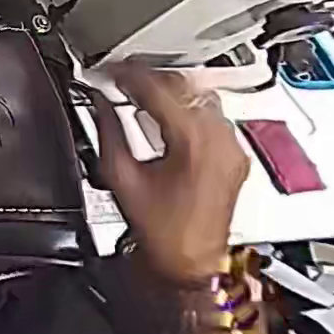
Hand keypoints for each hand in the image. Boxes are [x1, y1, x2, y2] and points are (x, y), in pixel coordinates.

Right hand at [96, 63, 249, 282]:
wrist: (193, 264)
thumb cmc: (163, 231)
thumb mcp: (120, 175)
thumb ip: (107, 129)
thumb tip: (99, 101)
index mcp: (192, 142)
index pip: (157, 88)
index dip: (127, 74)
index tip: (108, 70)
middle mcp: (220, 139)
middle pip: (183, 83)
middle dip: (147, 75)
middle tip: (120, 75)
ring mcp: (231, 146)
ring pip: (200, 93)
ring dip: (167, 86)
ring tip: (139, 88)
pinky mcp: (235, 153)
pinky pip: (212, 112)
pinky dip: (186, 102)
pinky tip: (165, 108)